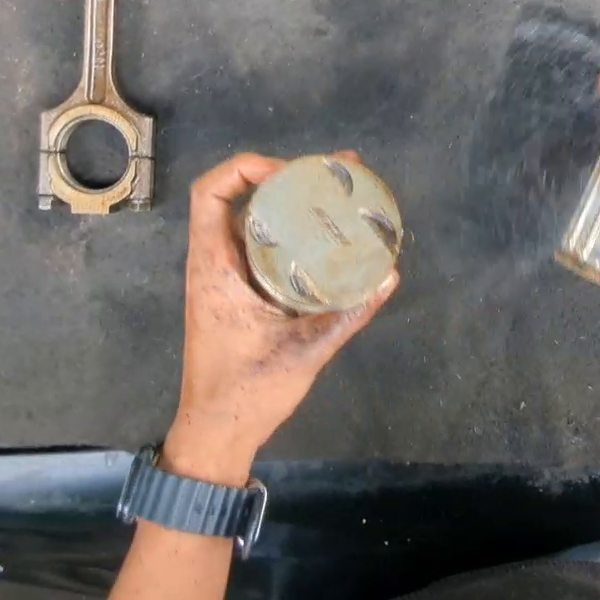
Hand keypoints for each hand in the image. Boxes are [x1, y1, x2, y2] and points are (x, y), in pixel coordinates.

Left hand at [164, 152, 398, 484]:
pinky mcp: (240, 292)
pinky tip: (327, 235)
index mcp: (214, 266)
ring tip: (339, 194)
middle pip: (240, 198)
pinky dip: (291, 232)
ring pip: (253, 222)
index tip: (292, 173)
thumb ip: (348, 313)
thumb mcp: (304, 350)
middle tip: (337, 172)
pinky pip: (262, 246)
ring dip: (290, 203)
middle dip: (287, 177)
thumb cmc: (247, 391)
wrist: (217, 431)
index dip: (246, 168)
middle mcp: (215, 262)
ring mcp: (226, 276)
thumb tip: (389, 275)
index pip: (210, 193)